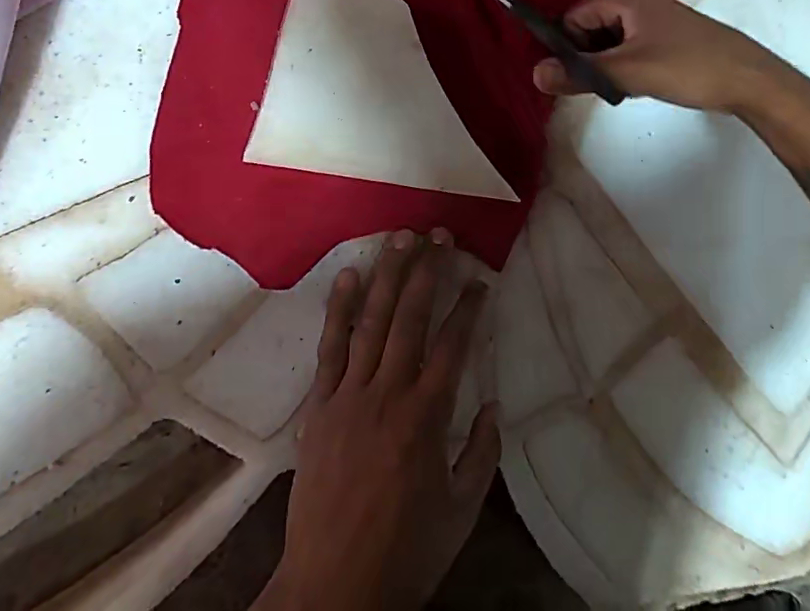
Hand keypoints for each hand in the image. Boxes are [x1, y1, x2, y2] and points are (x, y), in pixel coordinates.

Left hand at [260, 230, 499, 610]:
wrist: (332, 590)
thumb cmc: (407, 550)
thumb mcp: (463, 507)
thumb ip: (482, 452)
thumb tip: (491, 404)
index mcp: (427, 416)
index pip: (454, 344)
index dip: (469, 307)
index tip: (480, 279)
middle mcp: (389, 394)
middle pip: (412, 318)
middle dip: (429, 271)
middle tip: (440, 234)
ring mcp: (348, 398)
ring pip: (372, 323)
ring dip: (389, 277)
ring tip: (401, 238)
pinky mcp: (319, 409)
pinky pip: (329, 350)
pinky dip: (339, 311)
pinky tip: (348, 278)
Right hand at [532, 0, 784, 112]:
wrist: (747, 79)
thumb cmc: (688, 67)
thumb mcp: (629, 72)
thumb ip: (581, 73)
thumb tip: (535, 75)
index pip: (574, 17)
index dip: (565, 46)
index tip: (568, 76)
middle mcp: (637, 3)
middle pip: (589, 28)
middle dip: (586, 57)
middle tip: (598, 85)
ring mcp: (653, 22)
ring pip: (609, 42)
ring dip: (606, 65)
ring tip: (619, 87)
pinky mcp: (665, 40)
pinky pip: (629, 50)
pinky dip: (624, 67)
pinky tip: (635, 85)